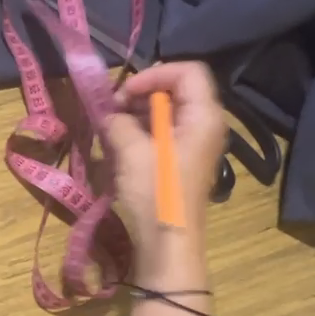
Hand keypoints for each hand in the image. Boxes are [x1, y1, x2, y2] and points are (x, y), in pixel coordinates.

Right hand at [108, 61, 230, 287]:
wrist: (168, 244)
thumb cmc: (156, 194)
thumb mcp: (132, 152)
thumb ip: (120, 123)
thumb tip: (111, 115)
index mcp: (203, 116)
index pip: (187, 71)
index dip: (153, 74)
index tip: (122, 93)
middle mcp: (205, 125)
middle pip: (176, 90)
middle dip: (140, 94)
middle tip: (110, 110)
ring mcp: (193, 145)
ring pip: (167, 113)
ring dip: (136, 115)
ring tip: (109, 129)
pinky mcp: (180, 162)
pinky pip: (162, 135)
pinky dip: (140, 133)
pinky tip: (118, 146)